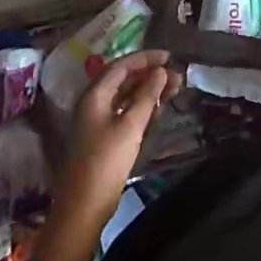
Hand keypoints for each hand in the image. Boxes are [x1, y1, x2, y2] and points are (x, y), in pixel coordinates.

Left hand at [61, 50, 179, 204]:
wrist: (84, 203)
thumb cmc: (107, 161)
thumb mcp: (130, 126)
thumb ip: (146, 96)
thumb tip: (160, 71)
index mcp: (94, 94)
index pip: (120, 66)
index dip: (144, 59)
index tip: (168, 57)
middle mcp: (93, 102)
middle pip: (122, 79)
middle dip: (149, 75)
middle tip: (176, 77)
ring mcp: (96, 119)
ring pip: (124, 96)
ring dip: (147, 91)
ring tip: (173, 90)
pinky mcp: (103, 135)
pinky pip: (123, 111)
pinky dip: (140, 107)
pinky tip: (157, 109)